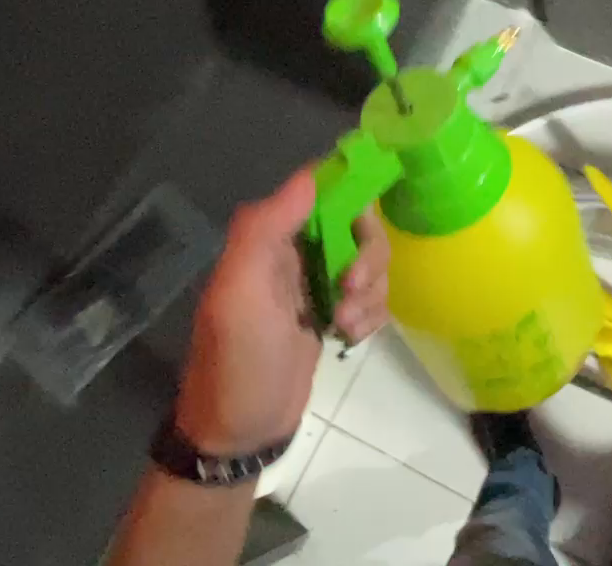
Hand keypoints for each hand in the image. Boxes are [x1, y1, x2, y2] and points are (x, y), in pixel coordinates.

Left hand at [173, 168, 391, 455]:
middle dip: (367, 255)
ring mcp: (316, 283)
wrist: (240, 434)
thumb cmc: (238, 361)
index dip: (352, 193)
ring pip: (370, 260)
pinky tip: (350, 336)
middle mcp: (295, 252)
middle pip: (357, 224)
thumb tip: (311, 177)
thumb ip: (265, 230)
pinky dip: (371, 312)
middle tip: (351, 289)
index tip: (366, 223)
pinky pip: (372, 293)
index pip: (322, 189)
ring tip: (345, 323)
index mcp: (271, 238)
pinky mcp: (333, 311)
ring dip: (370, 290)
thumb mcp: (240, 294)